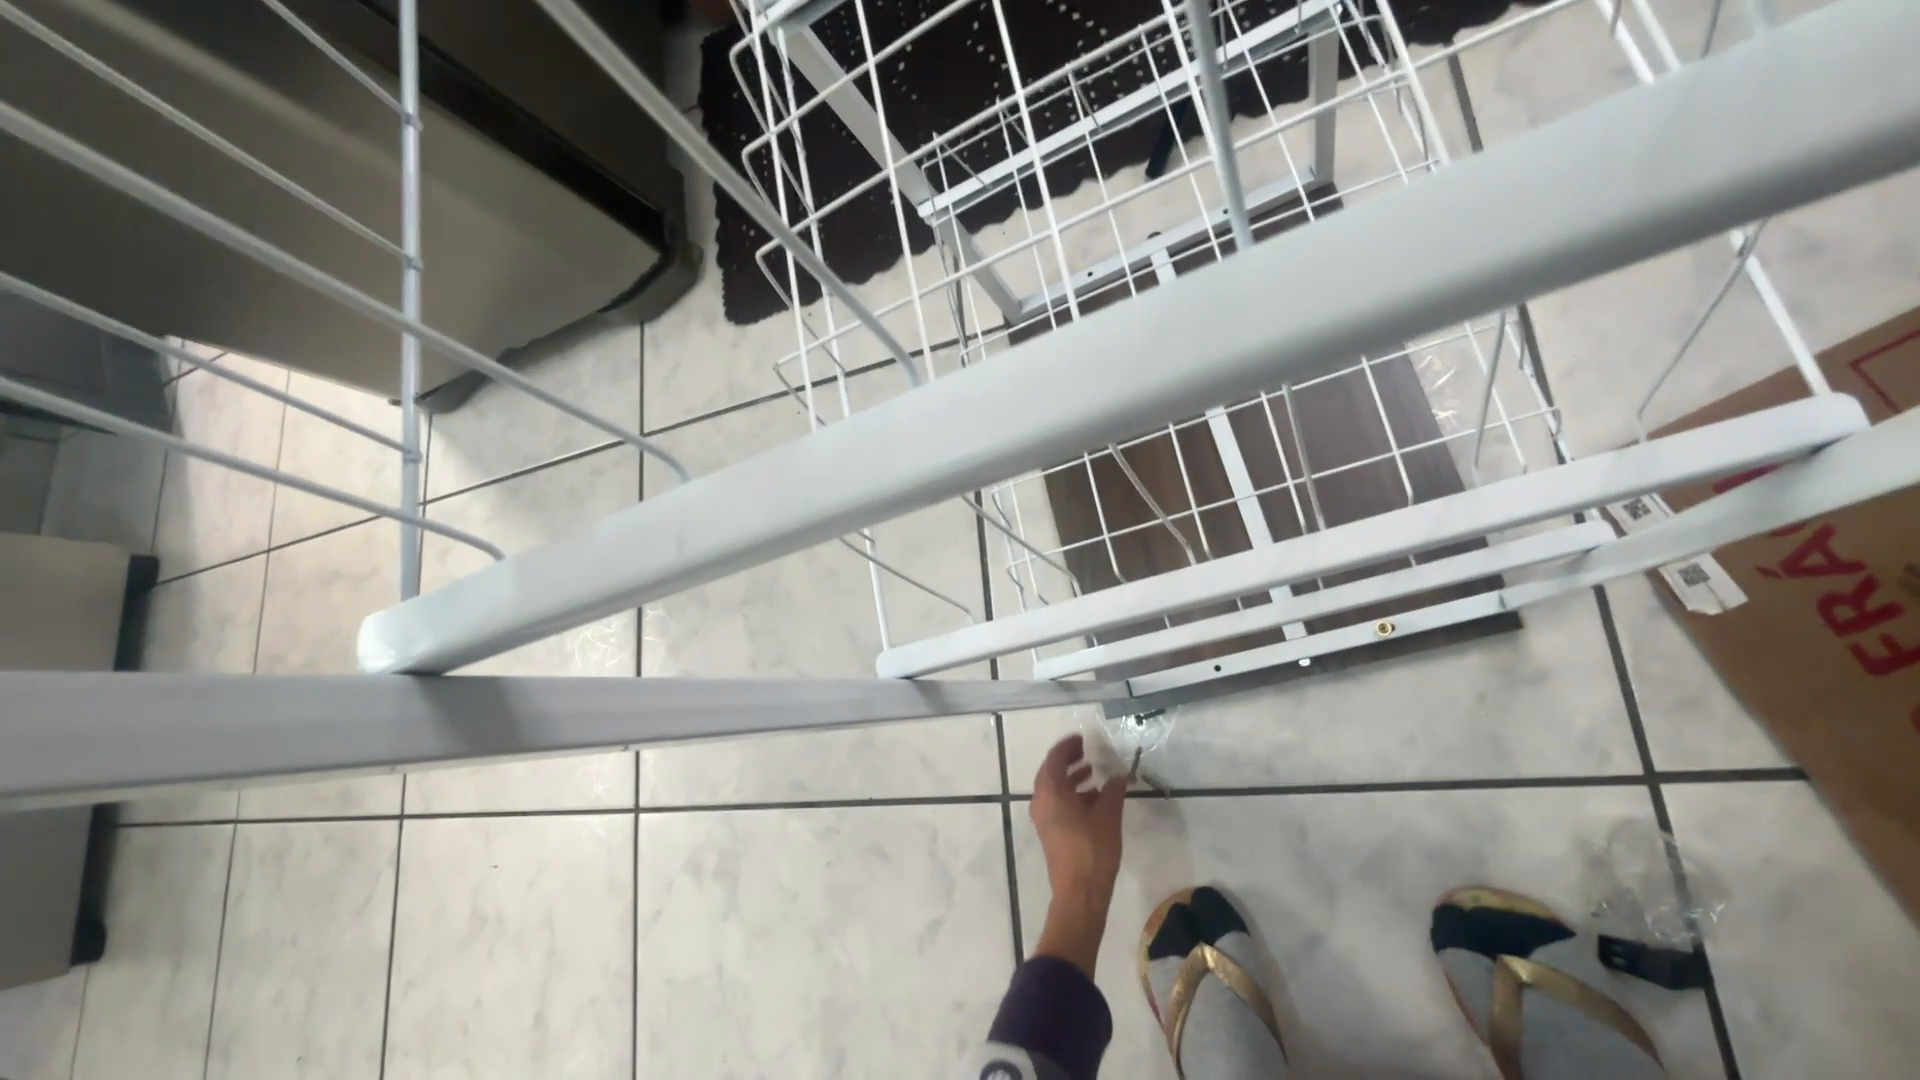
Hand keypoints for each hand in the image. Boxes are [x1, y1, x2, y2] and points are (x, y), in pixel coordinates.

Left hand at [1029, 735, 1126, 975]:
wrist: (1079, 893)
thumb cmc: (1092, 849)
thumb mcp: (1108, 815)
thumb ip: (1112, 791)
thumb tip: (1119, 776)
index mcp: (1051, 791)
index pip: (1055, 758)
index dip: (1069, 746)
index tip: (1084, 739)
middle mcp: (1041, 801)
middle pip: (1052, 772)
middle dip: (1070, 760)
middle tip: (1090, 752)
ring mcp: (1043, 818)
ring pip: (1055, 789)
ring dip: (1073, 778)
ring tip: (1096, 773)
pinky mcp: (1050, 831)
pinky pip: (1058, 803)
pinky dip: (1072, 795)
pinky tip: (1095, 799)